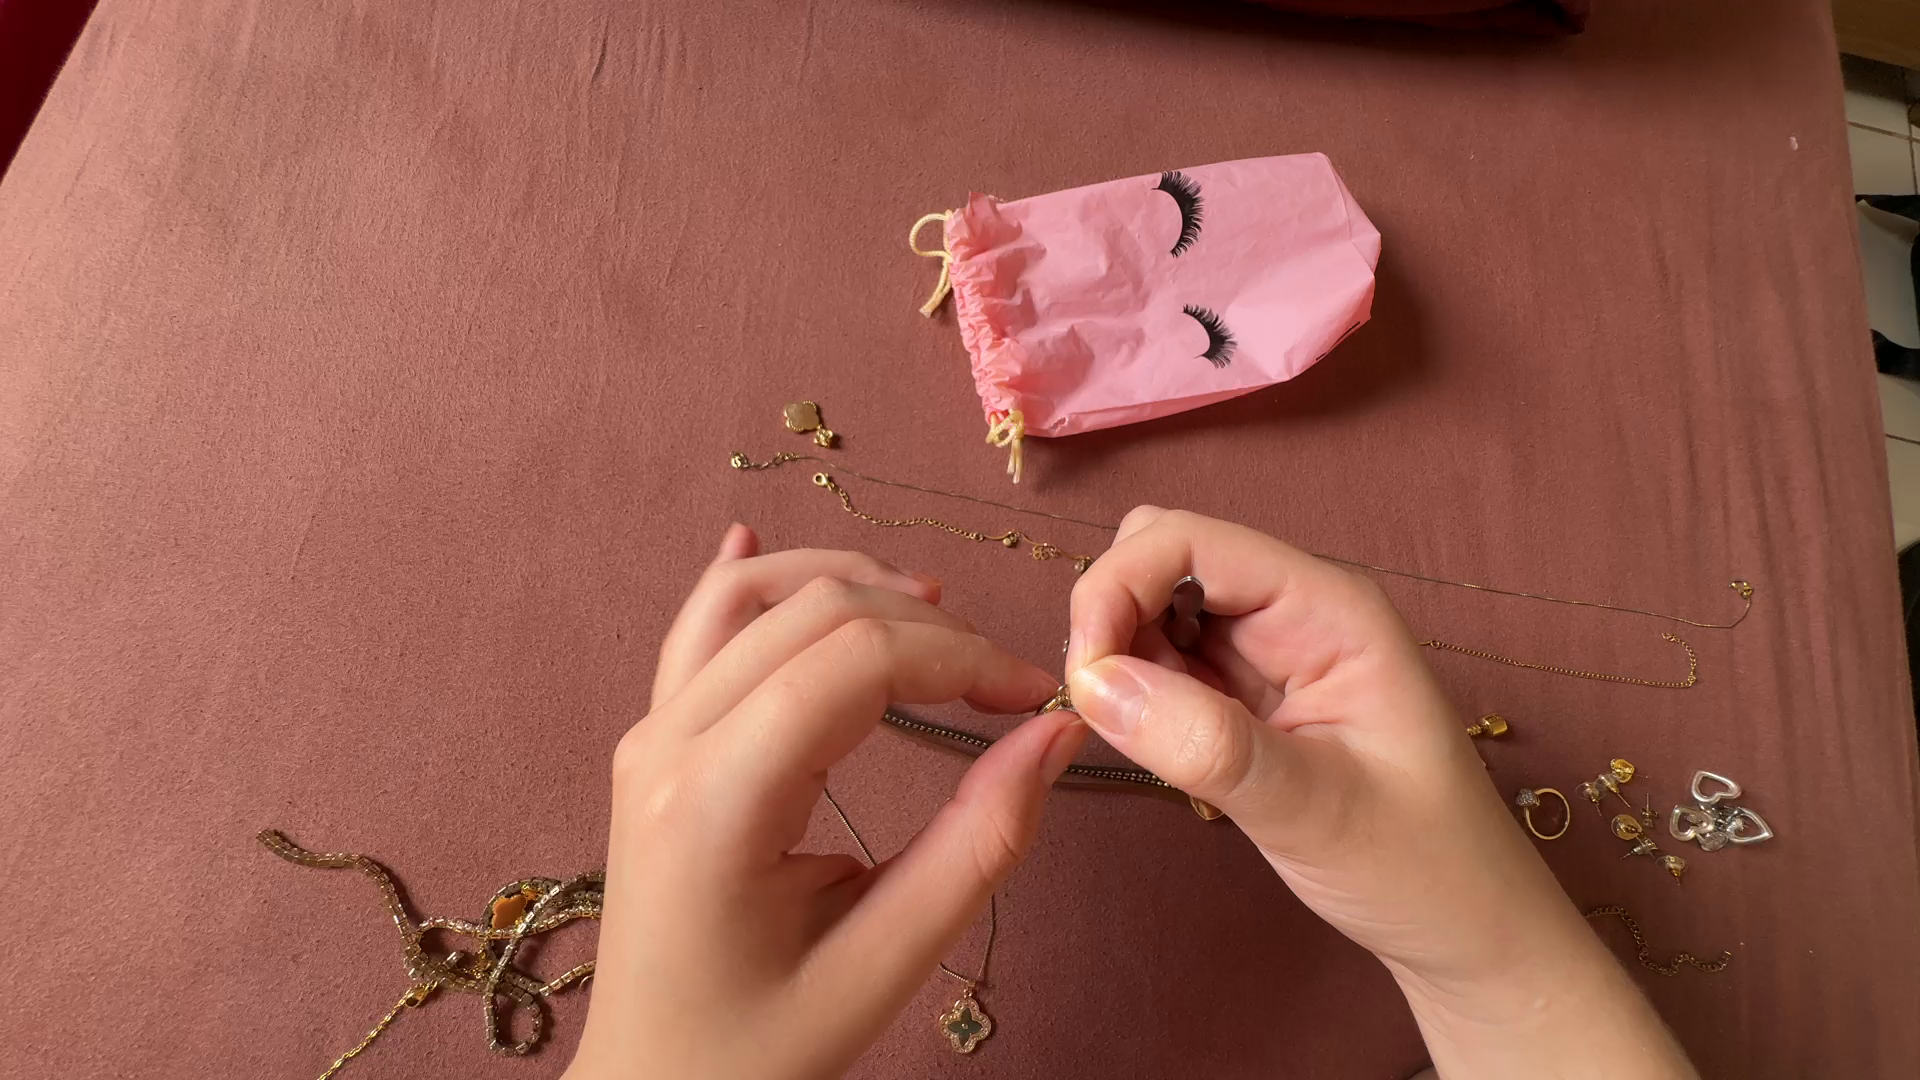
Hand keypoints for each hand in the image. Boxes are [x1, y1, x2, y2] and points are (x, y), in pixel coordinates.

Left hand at [567, 526, 1085, 1079]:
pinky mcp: (657, 733)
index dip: (961, 658)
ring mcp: (653, 729)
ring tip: (927, 604)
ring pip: (753, 595)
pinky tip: (759, 539)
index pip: (857, 665)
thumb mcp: (886, 963)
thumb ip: (980, 842)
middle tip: (995, 677)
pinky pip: (698, 623)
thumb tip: (1054, 734)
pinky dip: (747, 575)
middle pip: (816, 614)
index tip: (1028, 693)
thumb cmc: (761, 1047)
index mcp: (718, 802)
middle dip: (927, 626)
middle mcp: (670, 742)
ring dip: (849, 582)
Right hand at [1066, 508, 1693, 1078]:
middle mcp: (1286, 604)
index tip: (1086, 672)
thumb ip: (1207, 745)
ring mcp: (1258, 641)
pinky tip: (1154, 732)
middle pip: (1159, 551)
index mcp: (1324, 604)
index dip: (1119, 584)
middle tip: (1105, 699)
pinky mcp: (1233, 681)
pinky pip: (1154, 651)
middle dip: (1112, 611)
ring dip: (1117, 650)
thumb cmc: (1421, 869)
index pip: (1190, 541)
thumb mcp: (1318, 812)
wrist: (1462, 930)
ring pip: (1148, 598)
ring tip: (1144, 729)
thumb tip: (1092, 683)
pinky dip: (1129, 681)